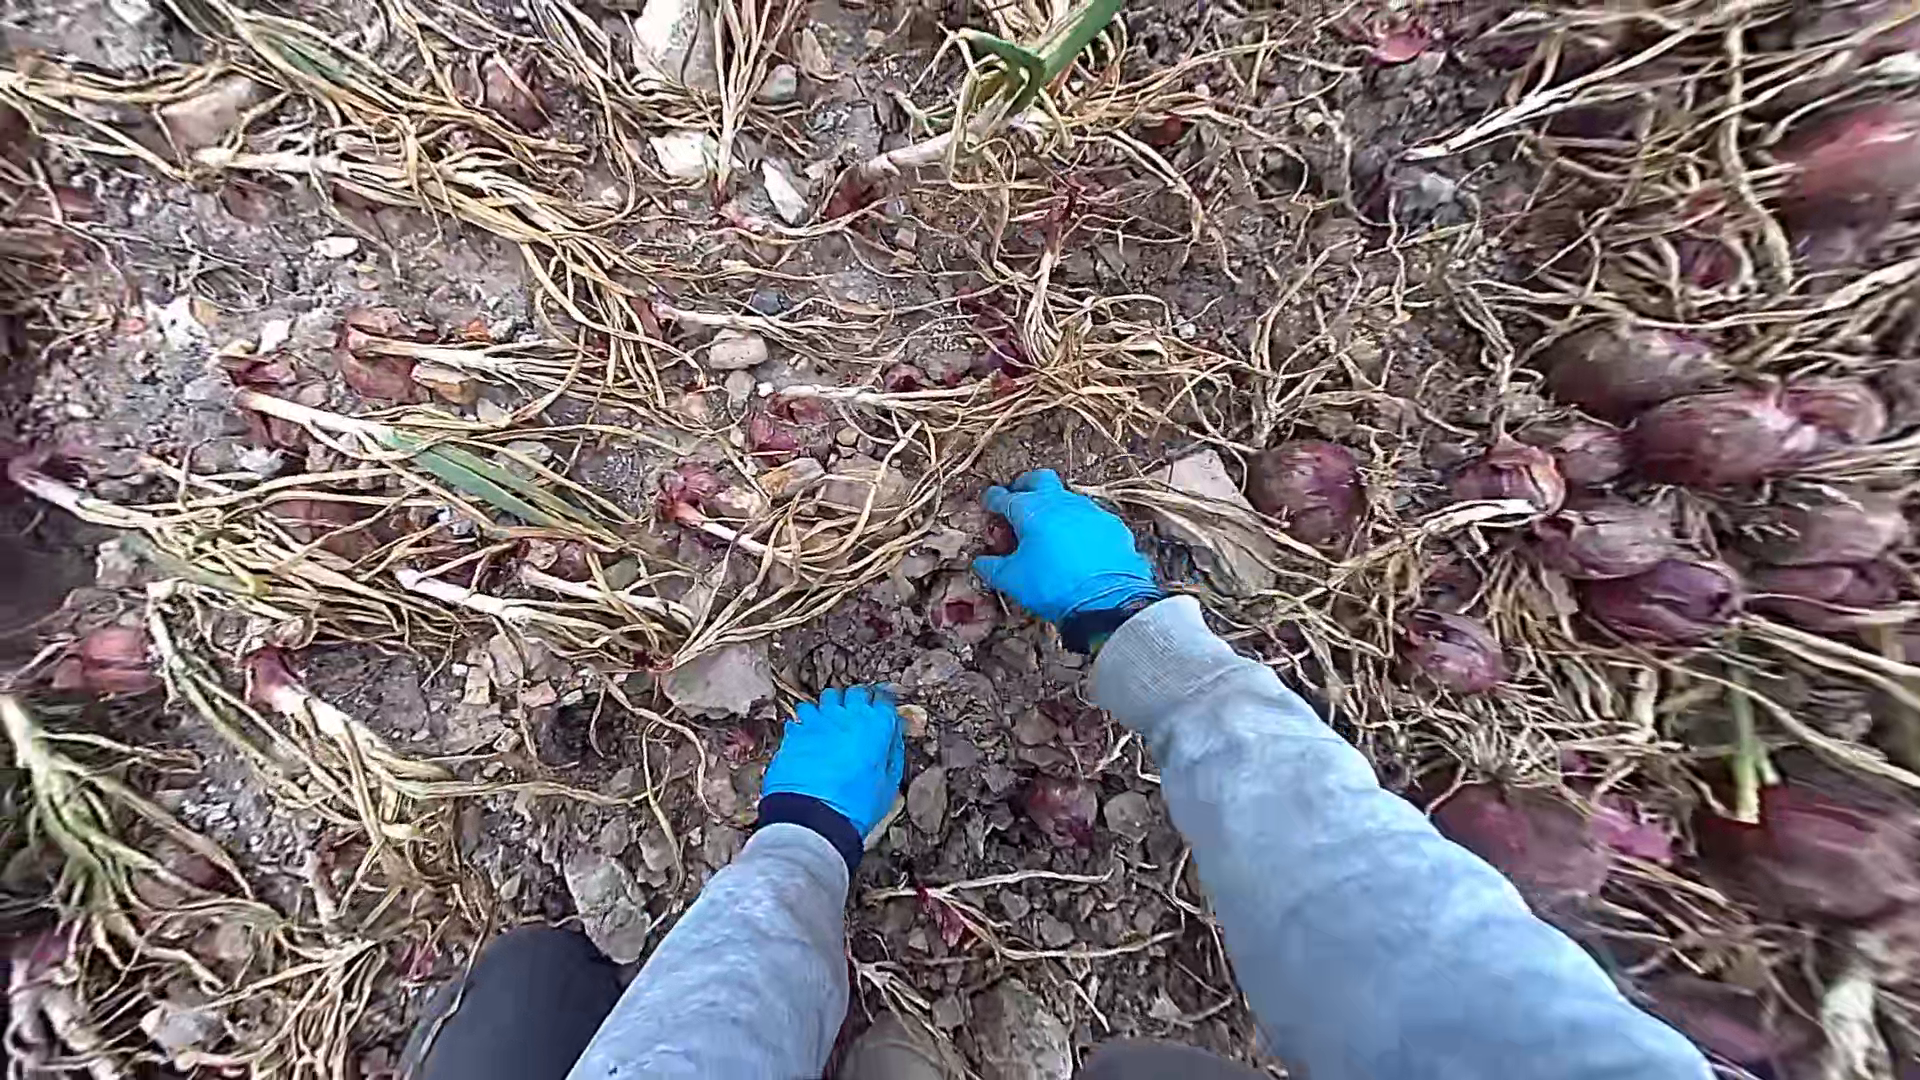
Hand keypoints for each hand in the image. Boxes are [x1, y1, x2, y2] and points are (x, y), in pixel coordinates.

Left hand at [761, 685, 904, 835]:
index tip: (881, 718)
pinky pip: (802, 715)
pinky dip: (807, 723)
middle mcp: (848, 715)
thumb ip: (893, 754)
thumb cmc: (853, 807)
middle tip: (857, 718)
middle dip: (858, 702)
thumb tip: (894, 739)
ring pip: (828, 697)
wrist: (812, 820)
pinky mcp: (796, 730)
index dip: (882, 711)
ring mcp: (820, 719)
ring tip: (832, 723)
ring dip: (832, 707)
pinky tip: (809, 737)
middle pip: (856, 693)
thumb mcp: (889, 785)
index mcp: (876, 725)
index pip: (883, 702)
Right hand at [971, 469, 1159, 623]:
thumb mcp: (1013, 579)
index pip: (1003, 497)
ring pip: (1067, 498)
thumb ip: (993, 567)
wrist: (1106, 600)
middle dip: (1025, 486)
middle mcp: (1060, 502)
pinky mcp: (1112, 525)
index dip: (992, 500)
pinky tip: (1076, 545)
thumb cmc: (1054, 585)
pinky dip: (1078, 526)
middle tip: (1017, 500)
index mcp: (1030, 510)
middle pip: (1039, 479)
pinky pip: (1090, 518)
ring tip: (1046, 529)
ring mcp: (1089, 511)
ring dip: (1053, 508)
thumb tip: (982, 563)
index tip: (988, 503)